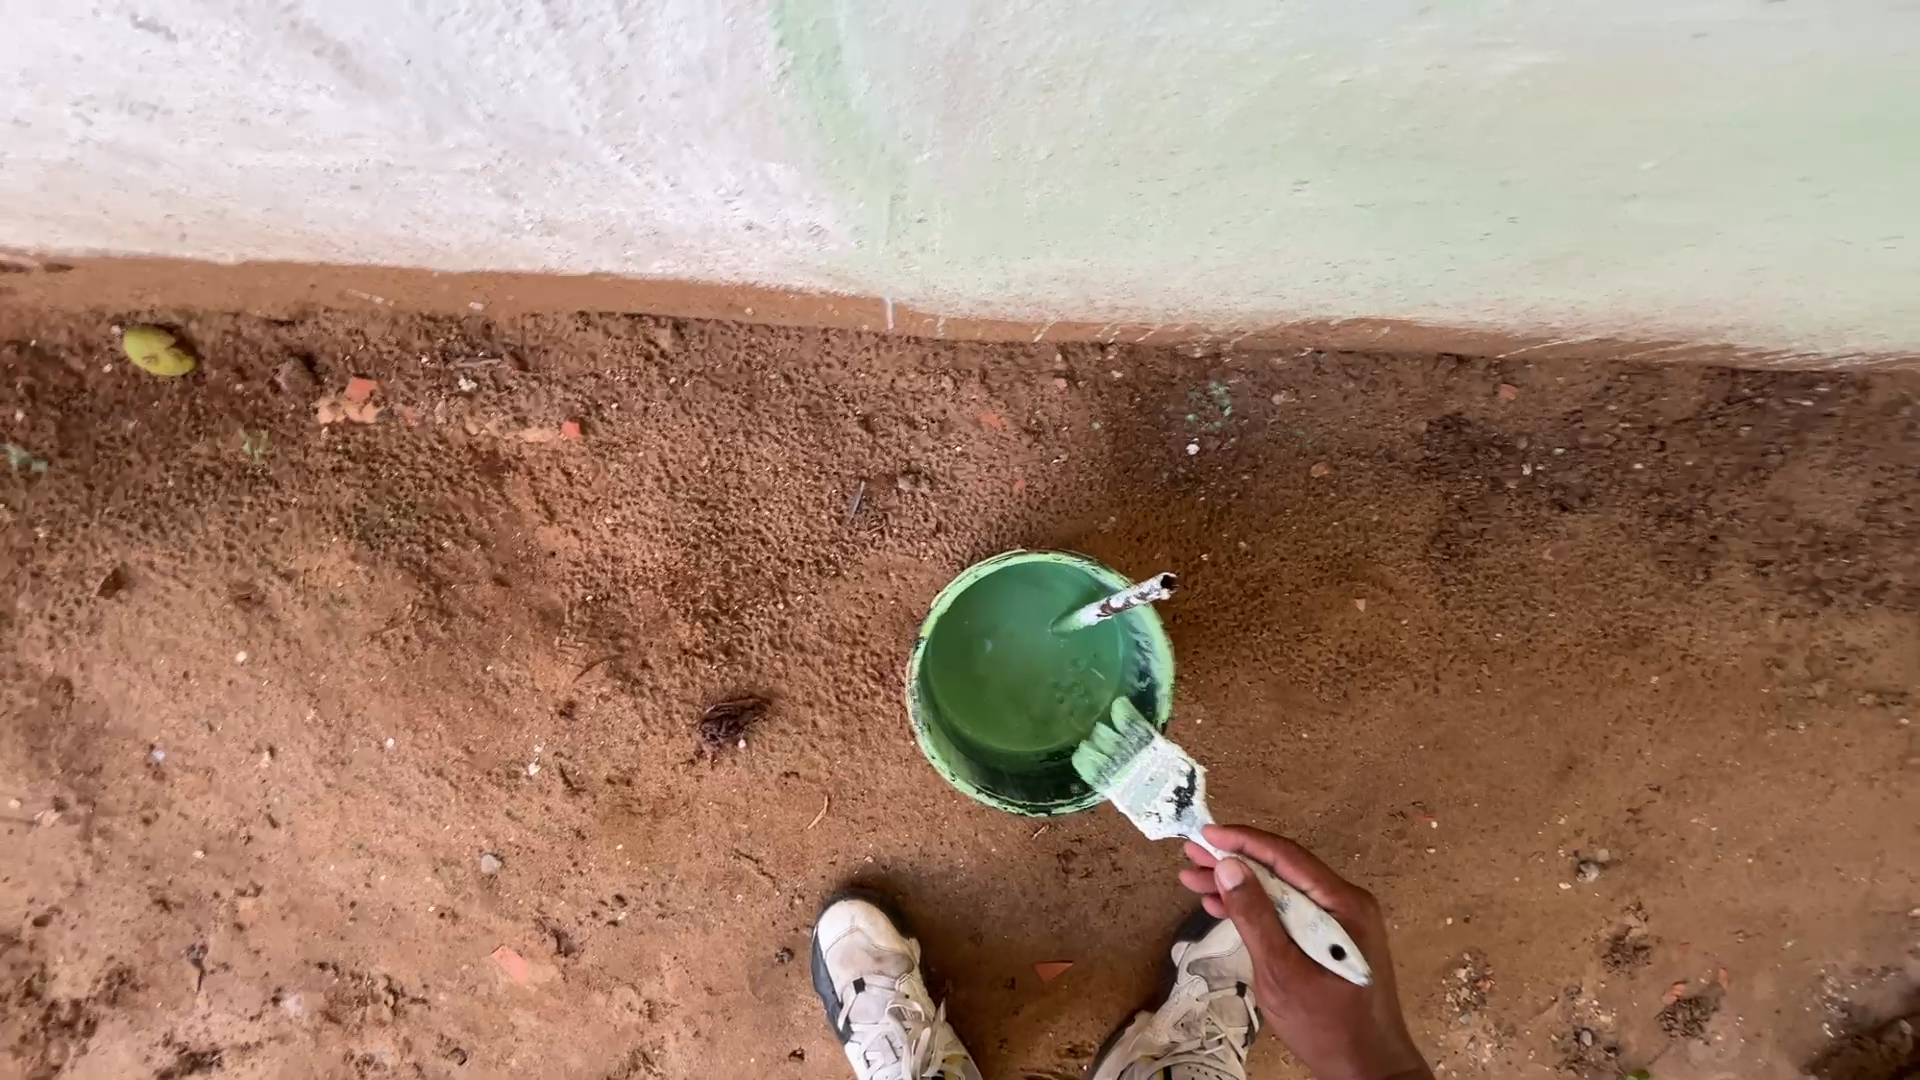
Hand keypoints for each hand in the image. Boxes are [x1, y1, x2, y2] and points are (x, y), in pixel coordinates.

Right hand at [1179, 825, 1432, 1079]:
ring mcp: (1334, 920)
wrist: (1369, 1074)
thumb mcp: (1283, 971)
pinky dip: (1251, 906)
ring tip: (1193, 878)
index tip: (1205, 833)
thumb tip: (1227, 865)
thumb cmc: (1328, 1026)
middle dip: (1231, 860)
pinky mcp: (1324, 936)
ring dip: (1235, 883)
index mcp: (1342, 903)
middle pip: (1278, 868)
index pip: (1285, 855)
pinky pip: (1283, 908)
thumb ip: (1255, 916)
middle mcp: (1341, 902)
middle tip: (1191, 854)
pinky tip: (1217, 905)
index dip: (1242, 840)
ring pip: (1276, 888)